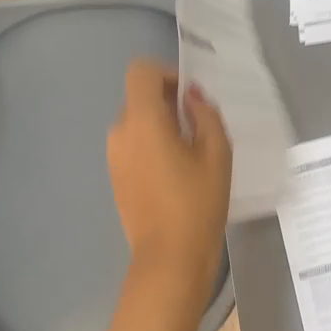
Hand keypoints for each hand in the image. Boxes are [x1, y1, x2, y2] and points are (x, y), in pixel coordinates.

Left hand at [105, 60, 232, 290]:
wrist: (170, 258)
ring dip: (161, 126)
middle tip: (200, 126)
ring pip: (137, 123)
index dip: (168, 74)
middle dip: (168, 102)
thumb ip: (206, 115)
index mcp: (141, 121)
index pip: (141, 72)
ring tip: (191, 152)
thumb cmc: (198, 202)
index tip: (192, 97)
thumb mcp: (217, 153)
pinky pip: (133, 146)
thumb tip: (192, 99)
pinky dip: (153, 146)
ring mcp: (113, 157)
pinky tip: (177, 173)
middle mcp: (119, 132)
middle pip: (139, 98)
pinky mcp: (116, 178)